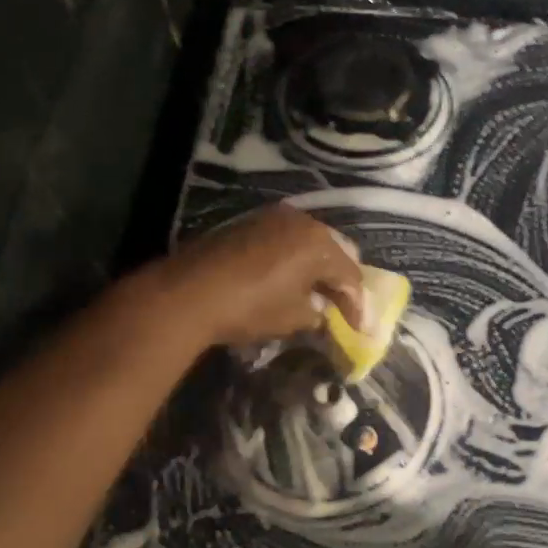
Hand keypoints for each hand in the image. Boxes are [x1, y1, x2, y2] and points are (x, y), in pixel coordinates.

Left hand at [151, 204, 364, 345]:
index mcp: (320, 243)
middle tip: (343, 306)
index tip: (360, 330)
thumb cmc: (250, 307)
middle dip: (341, 280)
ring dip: (317, 267)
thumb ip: (317, 312)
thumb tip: (321, 310)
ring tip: (317, 293)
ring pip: (309, 242)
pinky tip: (290, 279)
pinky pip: (286, 240)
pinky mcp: (249, 223)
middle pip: (335, 251)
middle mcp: (302, 222)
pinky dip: (294, 259)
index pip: (351, 277)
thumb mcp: (294, 317)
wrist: (188, 293)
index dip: (357, 306)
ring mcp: (273, 218)